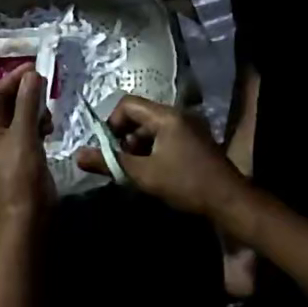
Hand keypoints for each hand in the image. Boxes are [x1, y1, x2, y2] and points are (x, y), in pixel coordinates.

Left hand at [0, 65, 55, 225]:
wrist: (30, 212)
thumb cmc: (21, 172)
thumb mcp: (24, 134)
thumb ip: (28, 102)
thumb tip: (33, 73)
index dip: (15, 78)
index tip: (36, 67)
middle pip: (9, 101)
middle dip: (27, 92)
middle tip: (47, 84)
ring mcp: (8, 142)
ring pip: (22, 113)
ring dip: (36, 108)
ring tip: (48, 115)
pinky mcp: (24, 151)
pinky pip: (30, 127)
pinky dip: (40, 122)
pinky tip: (49, 128)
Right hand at [77, 97, 251, 218]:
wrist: (229, 201)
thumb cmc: (185, 184)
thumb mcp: (143, 174)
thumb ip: (110, 163)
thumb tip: (78, 155)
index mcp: (166, 116)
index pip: (128, 104)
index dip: (112, 123)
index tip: (108, 148)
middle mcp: (178, 115)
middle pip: (139, 116)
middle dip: (124, 138)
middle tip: (120, 163)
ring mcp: (189, 128)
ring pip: (152, 129)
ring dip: (138, 147)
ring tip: (135, 171)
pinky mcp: (195, 142)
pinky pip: (165, 138)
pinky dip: (153, 150)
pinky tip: (152, 173)